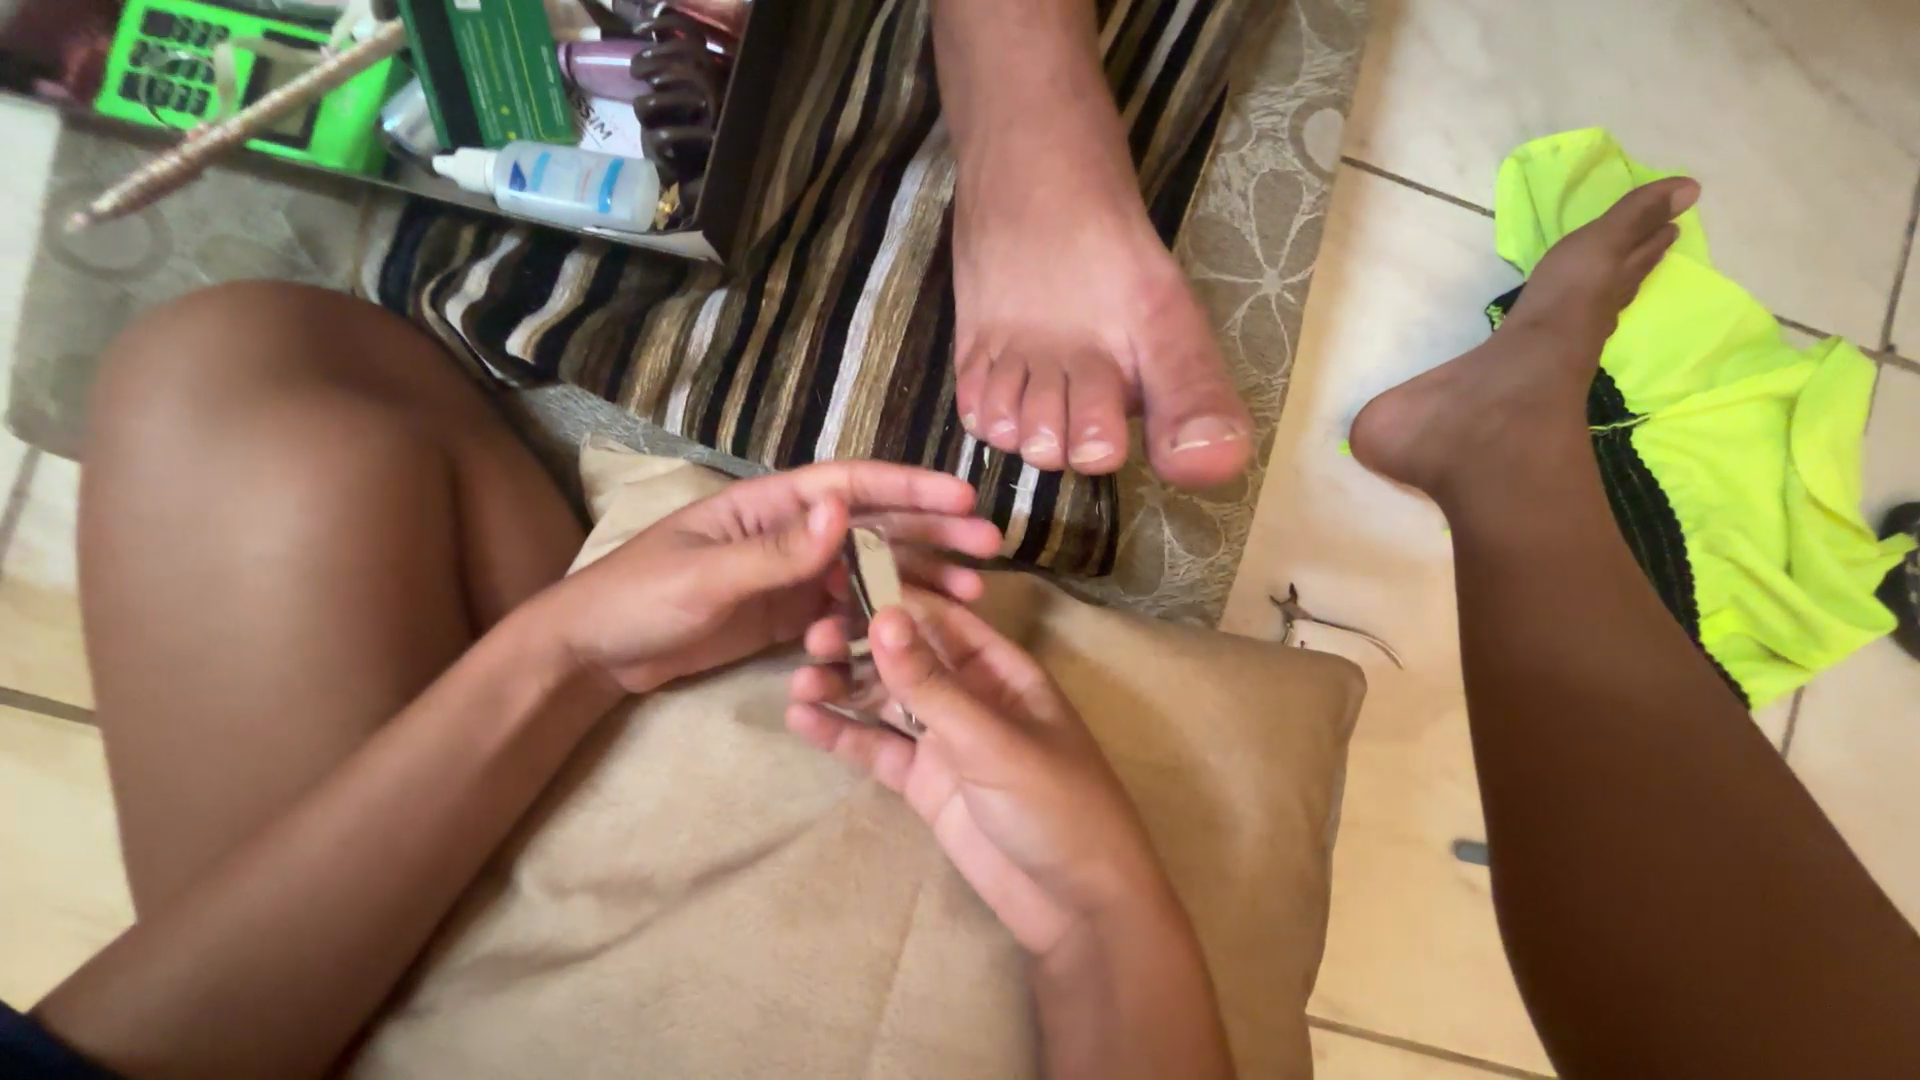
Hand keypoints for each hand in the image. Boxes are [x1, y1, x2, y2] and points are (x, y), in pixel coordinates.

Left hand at [545, 462, 1003, 693]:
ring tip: (971, 596)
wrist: (597, 651)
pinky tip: (914, 632)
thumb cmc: (640, 595)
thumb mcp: (706, 574)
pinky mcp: (791, 615)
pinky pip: (847, 613)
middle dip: (933, 534)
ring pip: (870, 571)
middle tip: (988, 549)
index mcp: (772, 505)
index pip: (852, 486)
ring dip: (919, 580)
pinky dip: (880, 620)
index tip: (962, 497)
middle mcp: (793, 533)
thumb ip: (775, 551)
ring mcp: (795, 576)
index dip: (909, 489)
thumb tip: (840, 512)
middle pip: (875, 526)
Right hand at [785, 595, 1174, 955]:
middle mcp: (970, 695)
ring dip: (844, 688)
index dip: (892, 597)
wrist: (1078, 906)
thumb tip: (882, 616)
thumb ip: (932, 684)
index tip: (837, 582)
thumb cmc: (1055, 804)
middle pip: (906, 657)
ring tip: (799, 683)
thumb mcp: (992, 739)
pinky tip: (803, 720)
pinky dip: (843, 735)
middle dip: (860, 645)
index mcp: (1001, 669)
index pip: (940, 618)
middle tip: (812, 641)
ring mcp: (945, 740)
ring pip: (885, 701)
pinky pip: (878, 749)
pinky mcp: (925, 783)